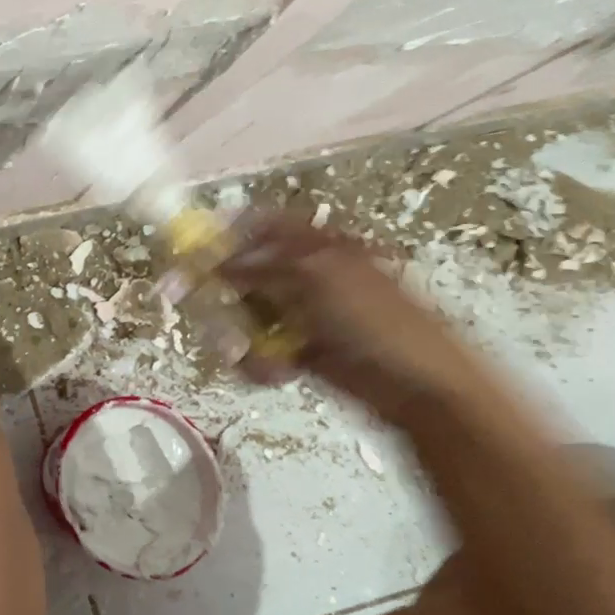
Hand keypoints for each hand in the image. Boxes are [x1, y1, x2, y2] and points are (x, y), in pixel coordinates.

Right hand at [216, 211, 496, 423]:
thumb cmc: (376, 321)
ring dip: (239, 333)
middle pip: (249, 272)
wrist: (424, 387)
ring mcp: (311, 316)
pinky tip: (270, 373)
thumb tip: (215, 260)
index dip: (227, 232)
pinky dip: (259, 363)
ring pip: (253, 316)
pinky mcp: (310, 354)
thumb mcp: (315, 276)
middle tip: (191, 300)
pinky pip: (267, 352)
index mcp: (320, 246)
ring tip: (241, 351)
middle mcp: (312, 275)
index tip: (191, 247)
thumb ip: (259, 265)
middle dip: (222, 290)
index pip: (263, 226)